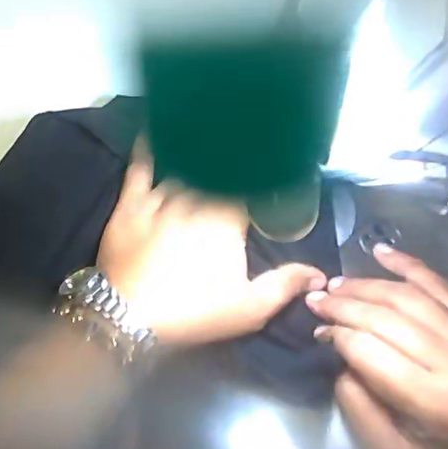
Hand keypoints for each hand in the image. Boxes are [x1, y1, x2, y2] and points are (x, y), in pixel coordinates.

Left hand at [95, 145, 325, 346]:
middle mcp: (196, 198)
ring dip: (198, 153)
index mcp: (227, 219)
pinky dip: (148, 147)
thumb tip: (320, 273)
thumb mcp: (248, 307)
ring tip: (211, 137)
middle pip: (218, 171)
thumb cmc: (193, 311)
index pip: (251, 186)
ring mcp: (162, 197)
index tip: (271, 171)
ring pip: (185, 165)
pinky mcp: (132, 201)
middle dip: (232, 162)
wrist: (128, 319)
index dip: (262, 178)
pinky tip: (155, 128)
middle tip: (242, 154)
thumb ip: (285, 284)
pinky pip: (141, 166)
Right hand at [308, 245, 447, 448]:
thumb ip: (363, 409)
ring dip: (370, 284)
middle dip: (346, 304)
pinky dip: (411, 266)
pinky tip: (382, 253)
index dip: (339, 335)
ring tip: (337, 283)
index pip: (372, 352)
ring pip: (412, 296)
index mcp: (437, 403)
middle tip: (315, 298)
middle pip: (389, 317)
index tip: (316, 329)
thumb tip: (340, 358)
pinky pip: (443, 286)